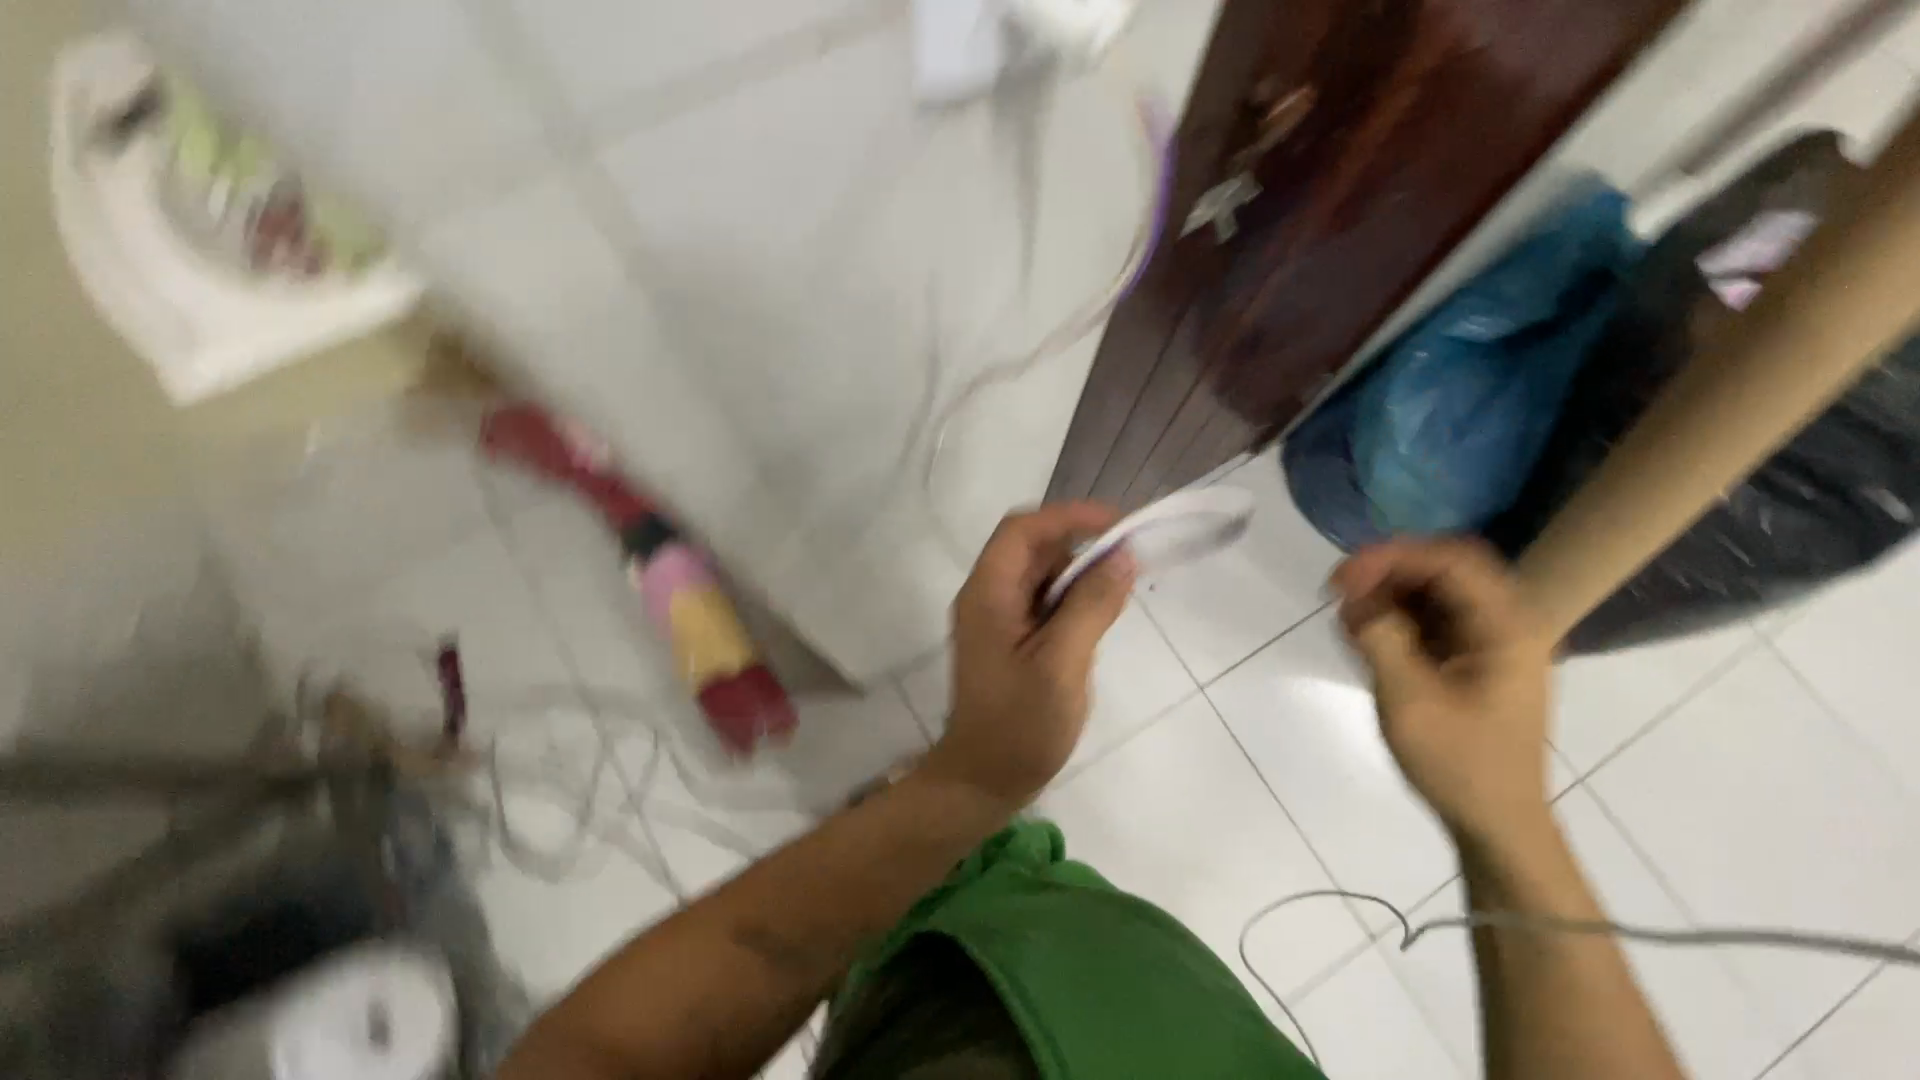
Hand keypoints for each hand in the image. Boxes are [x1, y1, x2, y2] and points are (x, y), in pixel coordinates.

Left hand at [924, 503, 1135, 807]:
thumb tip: (1123, 556)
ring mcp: (996, 619)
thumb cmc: (1020, 726)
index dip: (1070, 516)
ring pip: (1041, 575)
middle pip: (1032, 548)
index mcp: (987, 594)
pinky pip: (1043, 603)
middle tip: (1130, 562)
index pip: (1023, 529)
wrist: (983, 781)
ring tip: (1120, 593)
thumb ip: (1091, 606)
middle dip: (1080, 546)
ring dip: (1080, 575)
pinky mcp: (1010, 640)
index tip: (1120, 526)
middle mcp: (987, 597)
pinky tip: (1099, 619)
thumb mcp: (1062, 664)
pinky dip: (1073, 601)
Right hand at [1330, 539, 1555, 849]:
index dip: (1393, 557)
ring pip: (1433, 594)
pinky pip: (1429, 621)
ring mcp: (1489, 643)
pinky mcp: (1471, 662)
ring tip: (1347, 620)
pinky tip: (1362, 638)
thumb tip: (1355, 596)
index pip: (1451, 561)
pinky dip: (1394, 620)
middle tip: (1338, 591)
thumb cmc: (1459, 764)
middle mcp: (1505, 624)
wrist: (1495, 823)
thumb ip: (1381, 637)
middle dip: (1385, 573)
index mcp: (1507, 627)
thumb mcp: (1410, 700)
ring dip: (1386, 596)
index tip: (1343, 578)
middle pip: (1442, 570)